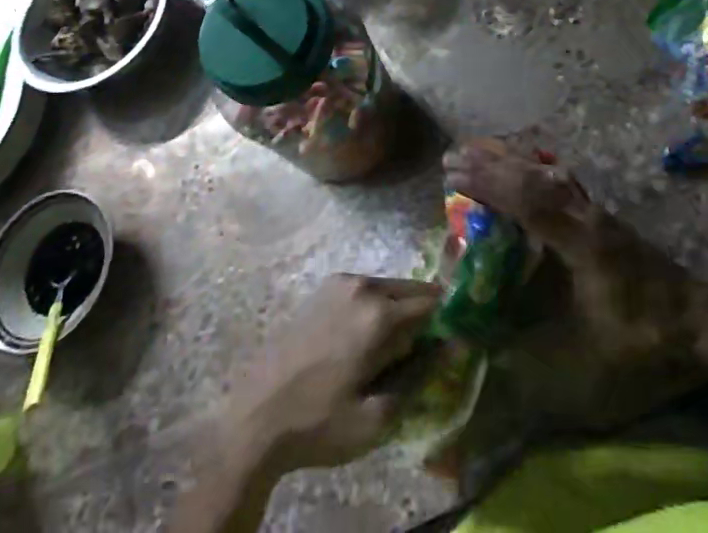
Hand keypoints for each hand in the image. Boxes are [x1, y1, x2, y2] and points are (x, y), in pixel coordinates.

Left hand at [224, 274, 438, 473]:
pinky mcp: (322, 291)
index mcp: (380, 314)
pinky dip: (376, 308)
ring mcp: (339, 284)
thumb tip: (454, 346)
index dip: (448, 322)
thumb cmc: (319, 423)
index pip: (434, 304)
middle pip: (412, 290)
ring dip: (399, 311)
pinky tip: (363, 340)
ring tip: (391, 351)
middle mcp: (362, 287)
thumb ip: (422, 375)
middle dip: (425, 315)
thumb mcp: (378, 416)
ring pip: (388, 289)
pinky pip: (365, 291)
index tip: (453, 342)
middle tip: (422, 351)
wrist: (253, 422)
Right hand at [443, 139, 707, 382]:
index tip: (455, 175)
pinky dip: (534, 169)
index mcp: (582, 242)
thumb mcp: (591, 350)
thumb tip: (484, 344)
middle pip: (535, 178)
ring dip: (512, 161)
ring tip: (478, 150)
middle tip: (453, 156)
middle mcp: (587, 216)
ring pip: (549, 174)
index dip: (491, 186)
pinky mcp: (602, 217)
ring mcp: (596, 212)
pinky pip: (561, 182)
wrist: (698, 316)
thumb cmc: (644, 333)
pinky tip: (525, 166)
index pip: (529, 203)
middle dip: (492, 164)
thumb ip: (536, 348)